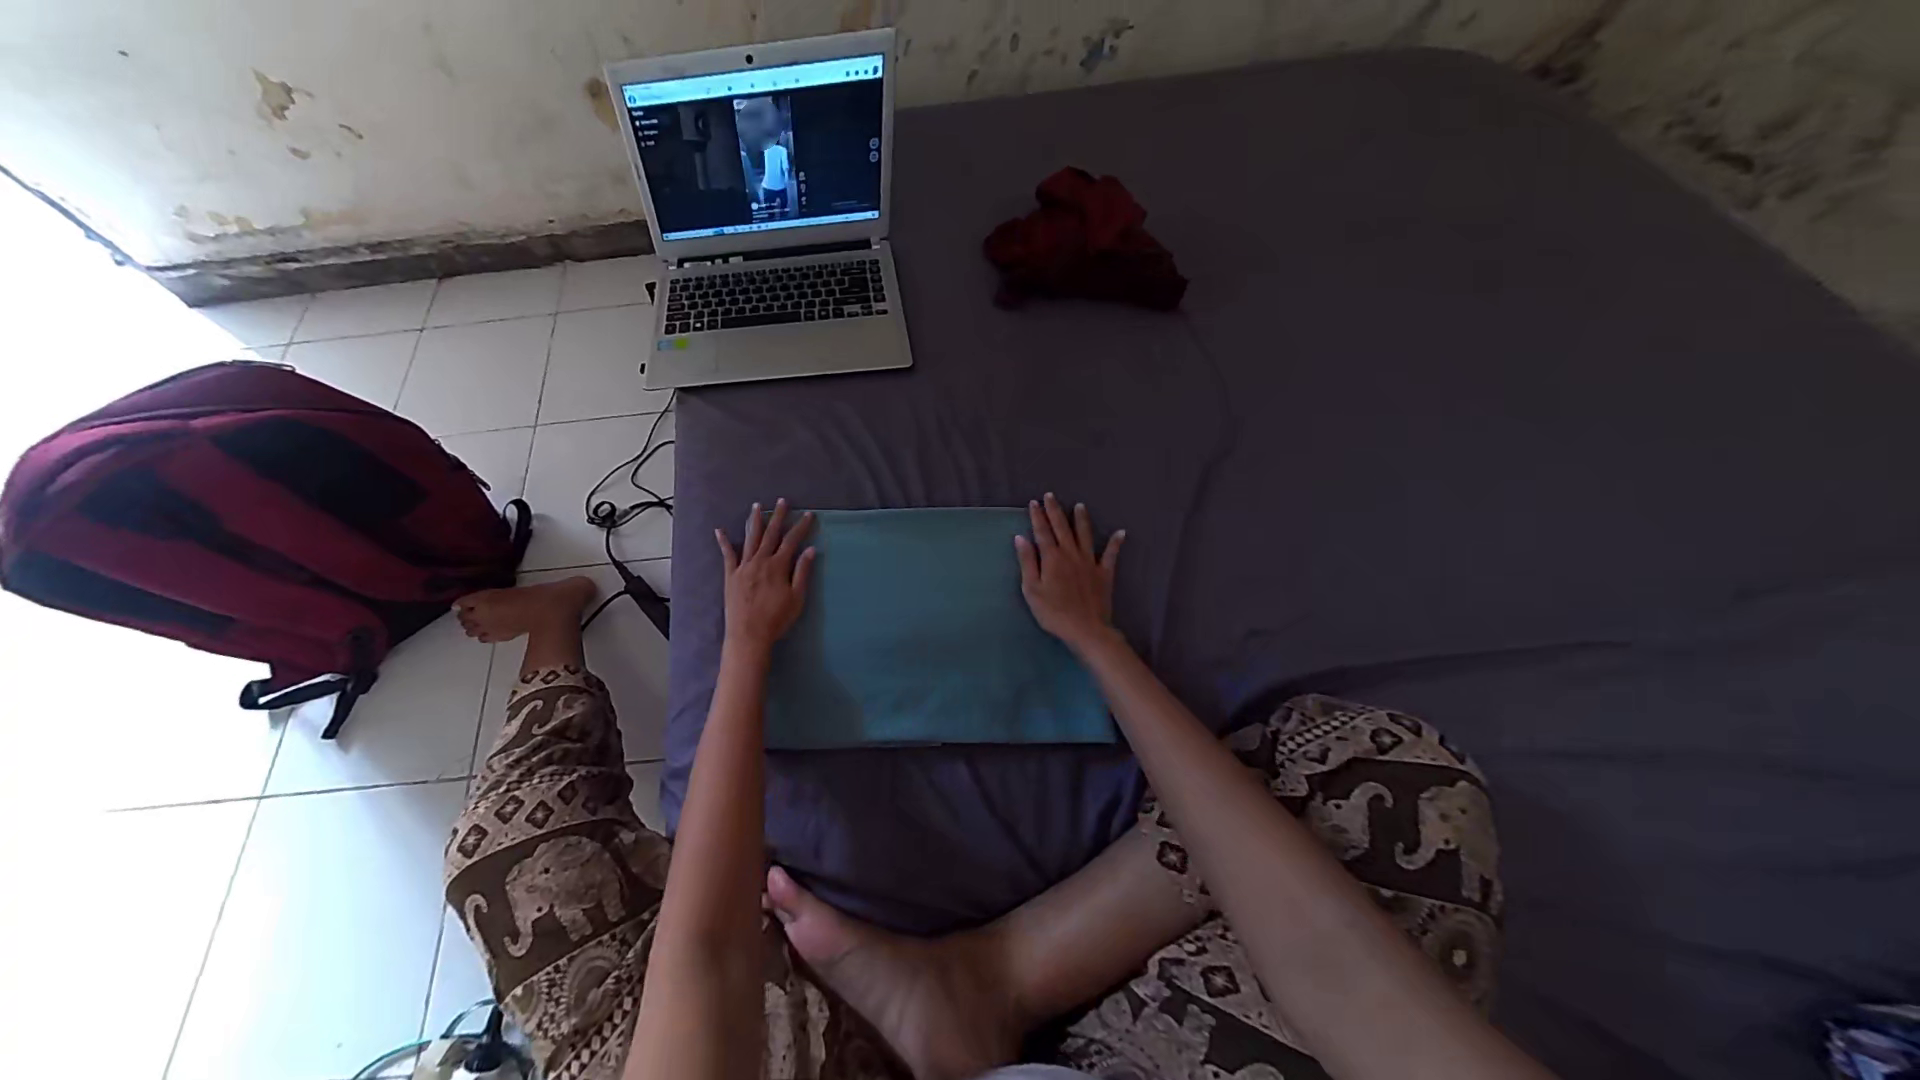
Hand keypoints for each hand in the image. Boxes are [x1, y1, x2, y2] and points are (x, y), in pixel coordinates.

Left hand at [715, 498, 816, 651]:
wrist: (748, 635)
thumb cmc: (777, 619)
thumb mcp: (797, 598)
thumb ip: (802, 572)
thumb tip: (811, 550)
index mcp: (778, 566)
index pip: (792, 541)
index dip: (801, 527)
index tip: (808, 514)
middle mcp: (760, 561)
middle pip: (771, 534)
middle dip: (778, 517)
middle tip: (782, 501)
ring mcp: (743, 567)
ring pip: (750, 539)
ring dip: (755, 522)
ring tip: (757, 506)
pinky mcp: (730, 575)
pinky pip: (727, 555)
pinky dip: (724, 542)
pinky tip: (720, 530)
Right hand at [1014, 492, 1124, 652]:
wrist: (1085, 628)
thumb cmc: (1053, 612)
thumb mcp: (1032, 589)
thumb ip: (1027, 562)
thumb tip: (1021, 537)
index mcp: (1052, 557)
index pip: (1042, 532)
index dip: (1037, 516)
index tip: (1034, 502)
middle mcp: (1071, 554)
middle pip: (1062, 528)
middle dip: (1055, 510)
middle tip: (1051, 495)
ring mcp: (1090, 562)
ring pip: (1085, 535)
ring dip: (1082, 519)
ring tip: (1080, 506)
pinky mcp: (1104, 573)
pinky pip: (1111, 555)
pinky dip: (1116, 543)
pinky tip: (1121, 532)